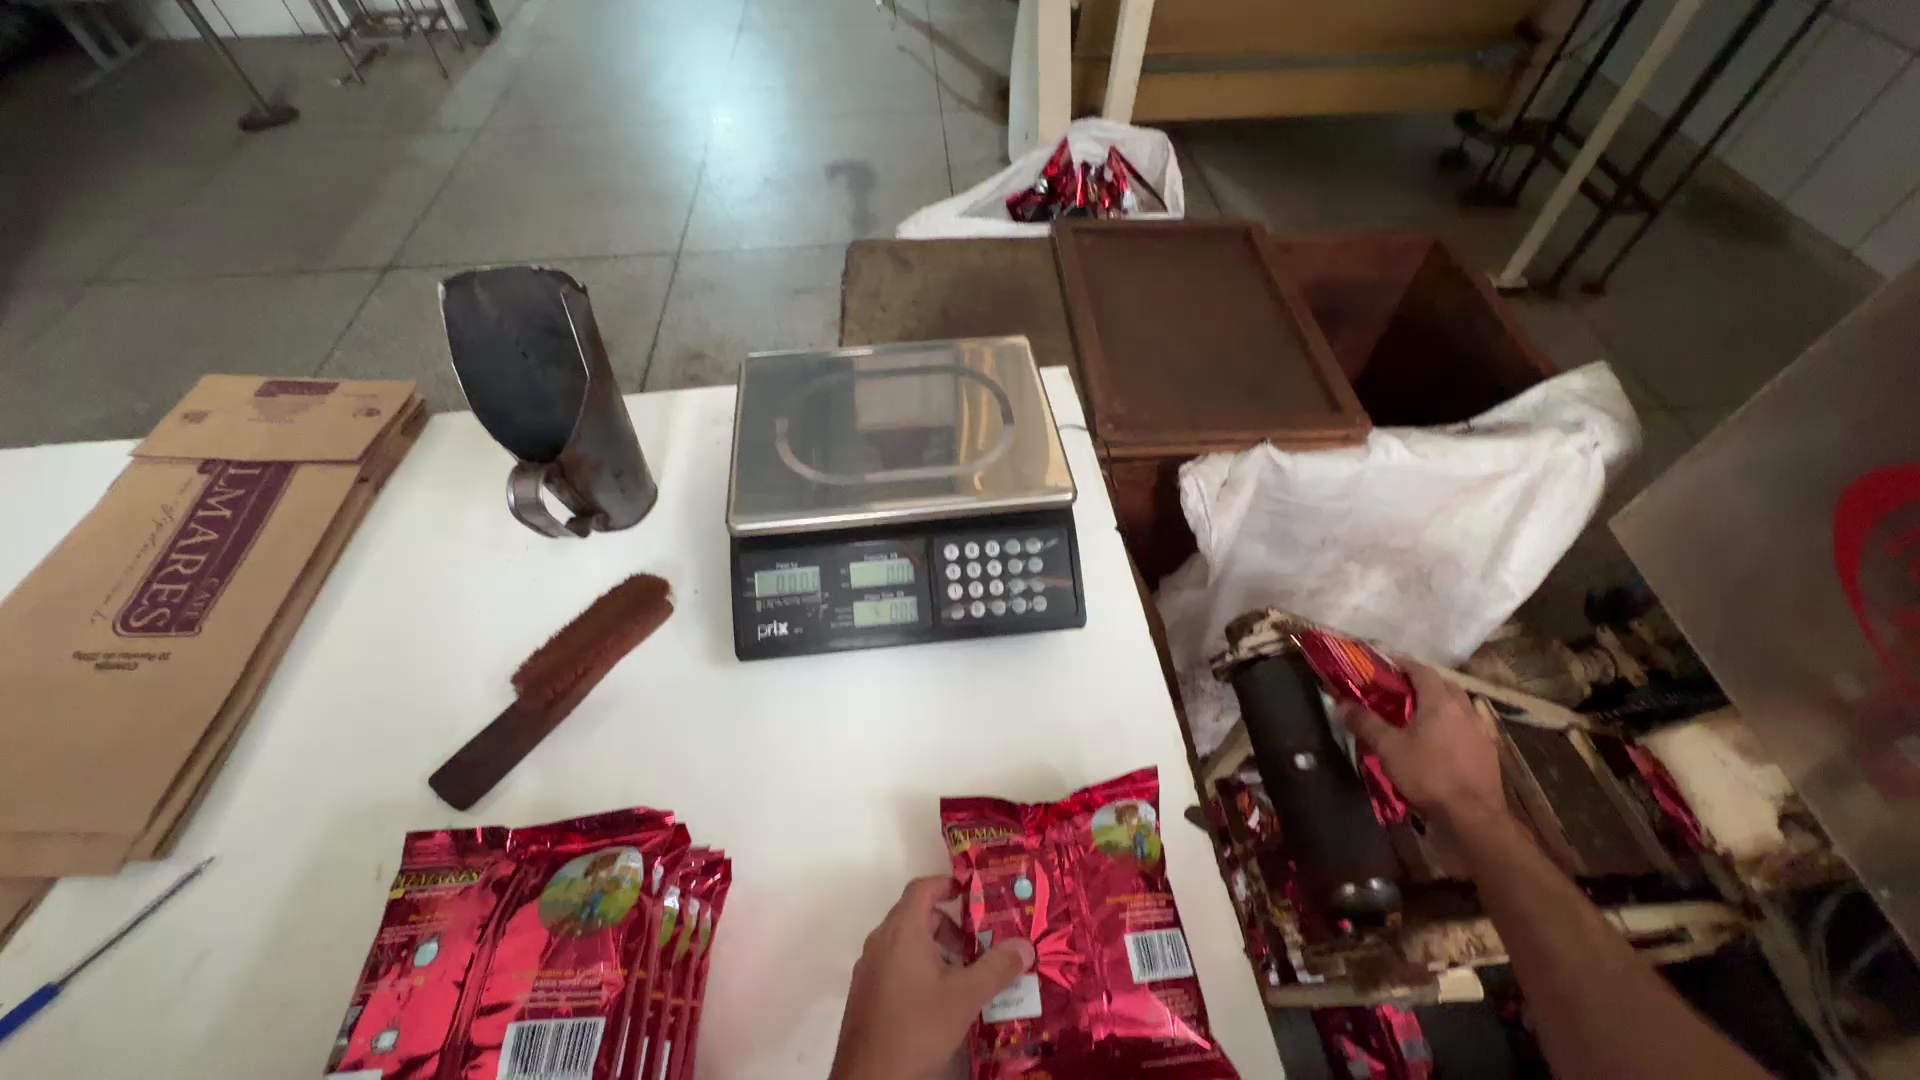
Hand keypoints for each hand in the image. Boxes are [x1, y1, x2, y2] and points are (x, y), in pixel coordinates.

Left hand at [828, 876, 1035, 1079]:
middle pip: (915, 914)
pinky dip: (916, 967)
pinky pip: (893, 964)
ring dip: (934, 948)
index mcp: (902, 931)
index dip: (946, 883)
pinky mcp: (864, 993)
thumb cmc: (917, 1027)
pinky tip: (937, 999)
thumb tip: (1025, 945)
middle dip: (948, 924)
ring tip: (962, 975)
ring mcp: (868, 968)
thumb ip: (996, 968)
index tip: (971, 894)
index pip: (922, 887)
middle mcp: (880, 941)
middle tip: (976, 944)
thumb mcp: (965, 997)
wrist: (870, 1079)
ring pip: (904, 942)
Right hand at [1338, 663, 1505, 831]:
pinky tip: (1439, 740)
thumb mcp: (1388, 748)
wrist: (1472, 816)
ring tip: (1418, 713)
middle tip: (1399, 688)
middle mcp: (1464, 710)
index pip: (1422, 670)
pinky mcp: (1487, 752)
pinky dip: (1451, 724)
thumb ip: (1365, 722)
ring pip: (1458, 706)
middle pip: (1444, 685)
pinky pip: (1466, 727)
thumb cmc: (1427, 774)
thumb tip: (1341, 704)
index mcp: (1440, 702)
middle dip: (1422, 681)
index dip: (1403, 663)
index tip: (1385, 662)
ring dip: (1439, 703)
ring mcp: (1480, 731)